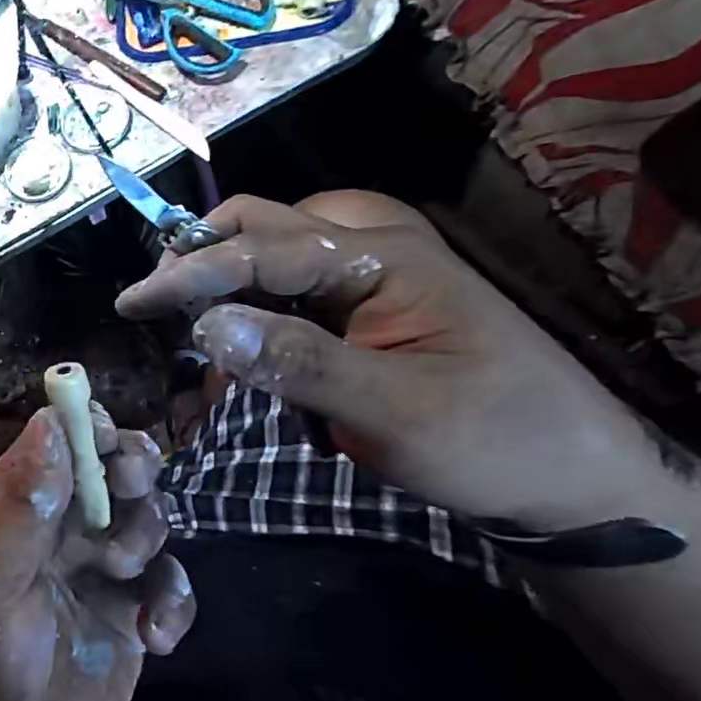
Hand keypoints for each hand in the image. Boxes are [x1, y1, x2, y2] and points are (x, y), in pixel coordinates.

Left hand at [0, 405, 196, 700]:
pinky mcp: (125, 619)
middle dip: (131, 474)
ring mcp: (94, 574)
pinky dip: (172, 600)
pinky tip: (154, 637)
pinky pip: (167, 585)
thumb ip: (17, 503)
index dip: (88, 430)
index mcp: (12, 509)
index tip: (111, 446)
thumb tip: (51, 421)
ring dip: (146, 538)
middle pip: (112, 472)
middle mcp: (55, 531)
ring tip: (118, 579)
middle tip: (125, 500)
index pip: (57, 443)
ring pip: (145, 521)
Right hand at [115, 191, 677, 529]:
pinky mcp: (363, 305)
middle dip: (199, 257)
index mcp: (385, 258)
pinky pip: (286, 287)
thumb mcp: (394, 409)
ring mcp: (370, 273)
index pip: (262, 248)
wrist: (569, 476)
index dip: (189, 273)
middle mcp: (373, 247)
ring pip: (269, 251)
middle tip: (156, 303)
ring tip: (187, 327)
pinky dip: (247, 309)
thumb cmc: (493, 441)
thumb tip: (206, 325)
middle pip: (261, 225)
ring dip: (221, 281)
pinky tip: (235, 348)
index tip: (130, 304)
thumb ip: (298, 361)